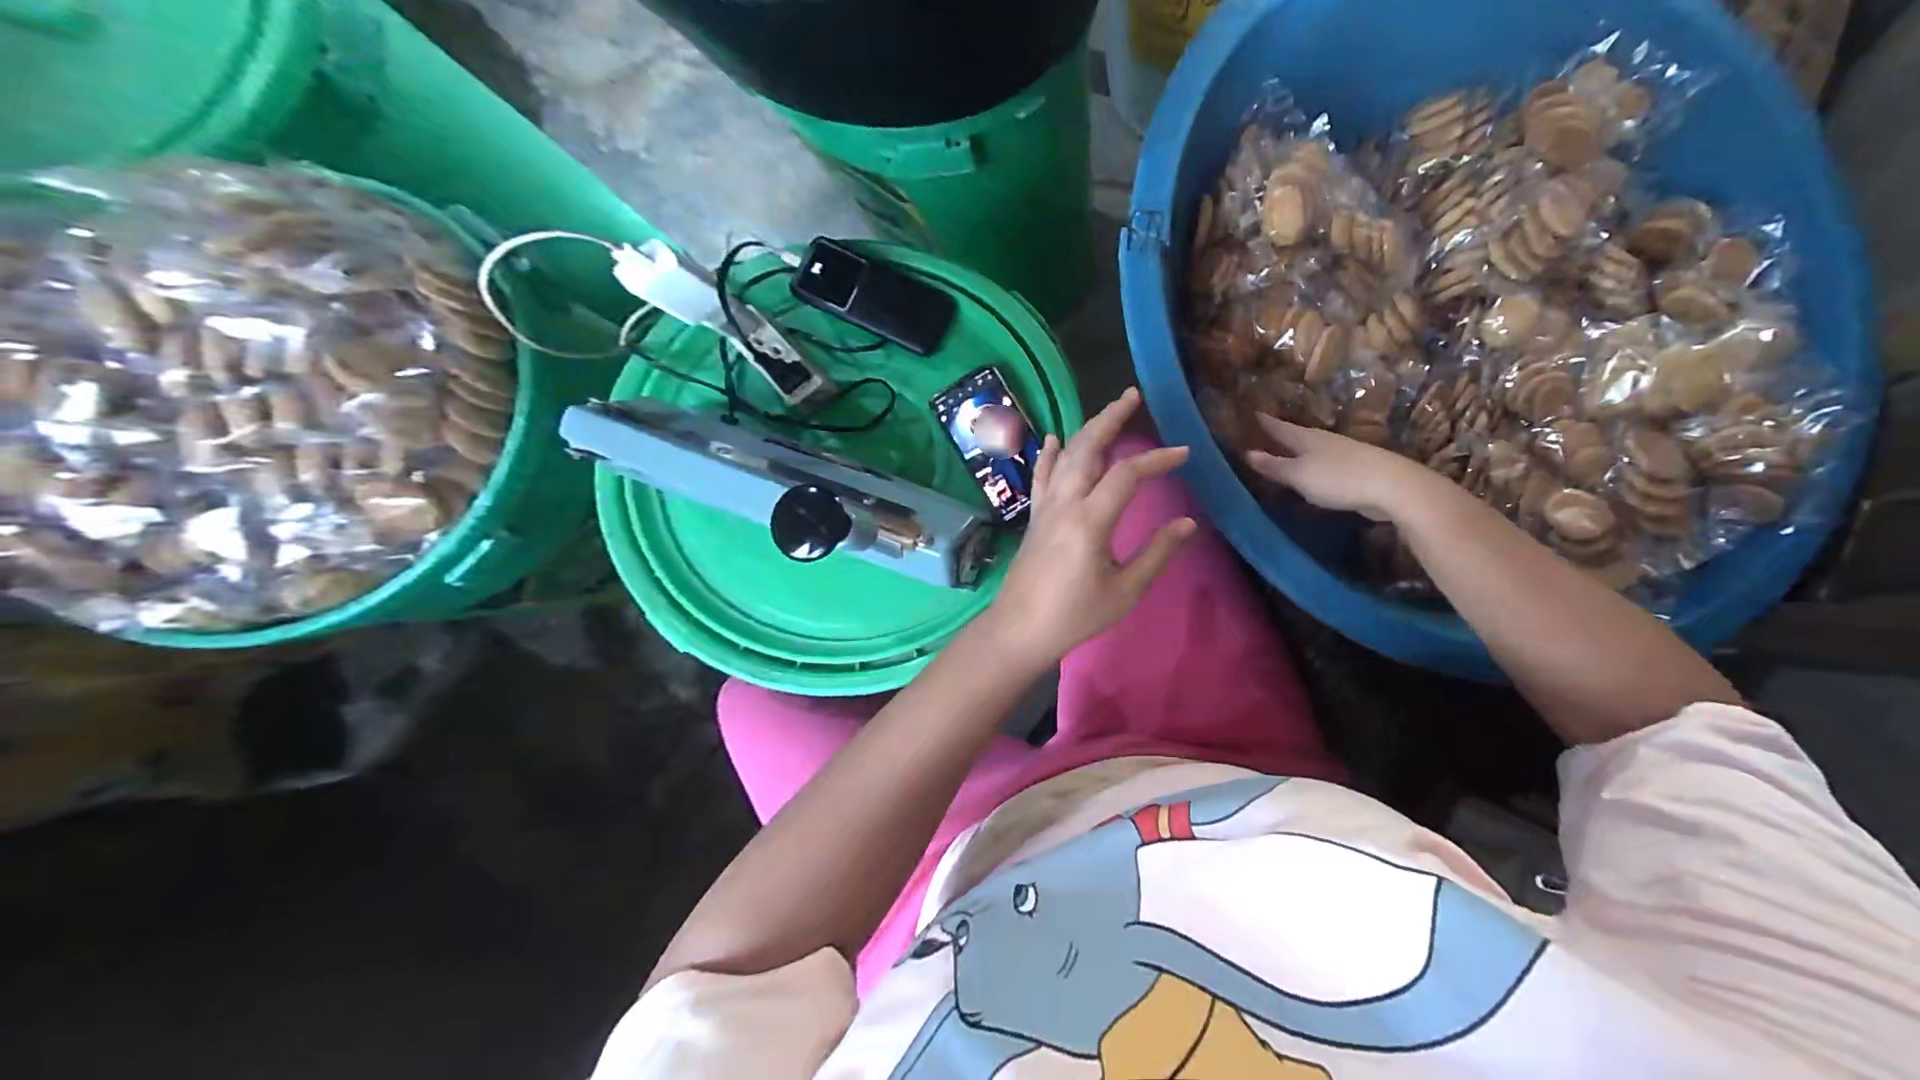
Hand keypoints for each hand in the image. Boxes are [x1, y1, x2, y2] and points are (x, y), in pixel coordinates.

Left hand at [982, 388, 1195, 664]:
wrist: (1020, 630)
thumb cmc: (1075, 616)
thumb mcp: (1125, 591)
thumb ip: (1156, 553)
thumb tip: (1187, 523)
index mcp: (1090, 520)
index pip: (1127, 474)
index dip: (1157, 460)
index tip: (1184, 455)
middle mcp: (1064, 503)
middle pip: (1088, 448)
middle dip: (1110, 418)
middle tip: (1132, 396)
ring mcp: (1045, 508)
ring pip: (1065, 457)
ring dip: (1086, 430)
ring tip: (1107, 412)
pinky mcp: (1035, 518)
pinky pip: (1041, 477)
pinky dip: (1049, 455)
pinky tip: (1053, 439)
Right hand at [1244, 414, 1447, 521]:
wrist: (1392, 486)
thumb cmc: (1338, 478)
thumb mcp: (1299, 475)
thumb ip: (1273, 466)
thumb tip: (1247, 453)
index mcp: (1305, 438)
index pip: (1278, 426)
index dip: (1263, 421)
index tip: (1249, 413)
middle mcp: (1322, 440)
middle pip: (1295, 435)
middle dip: (1278, 434)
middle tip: (1259, 433)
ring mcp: (1341, 453)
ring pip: (1310, 448)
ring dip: (1295, 450)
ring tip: (1280, 452)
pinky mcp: (1353, 468)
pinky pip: (1323, 462)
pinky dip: (1310, 464)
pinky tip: (1308, 472)